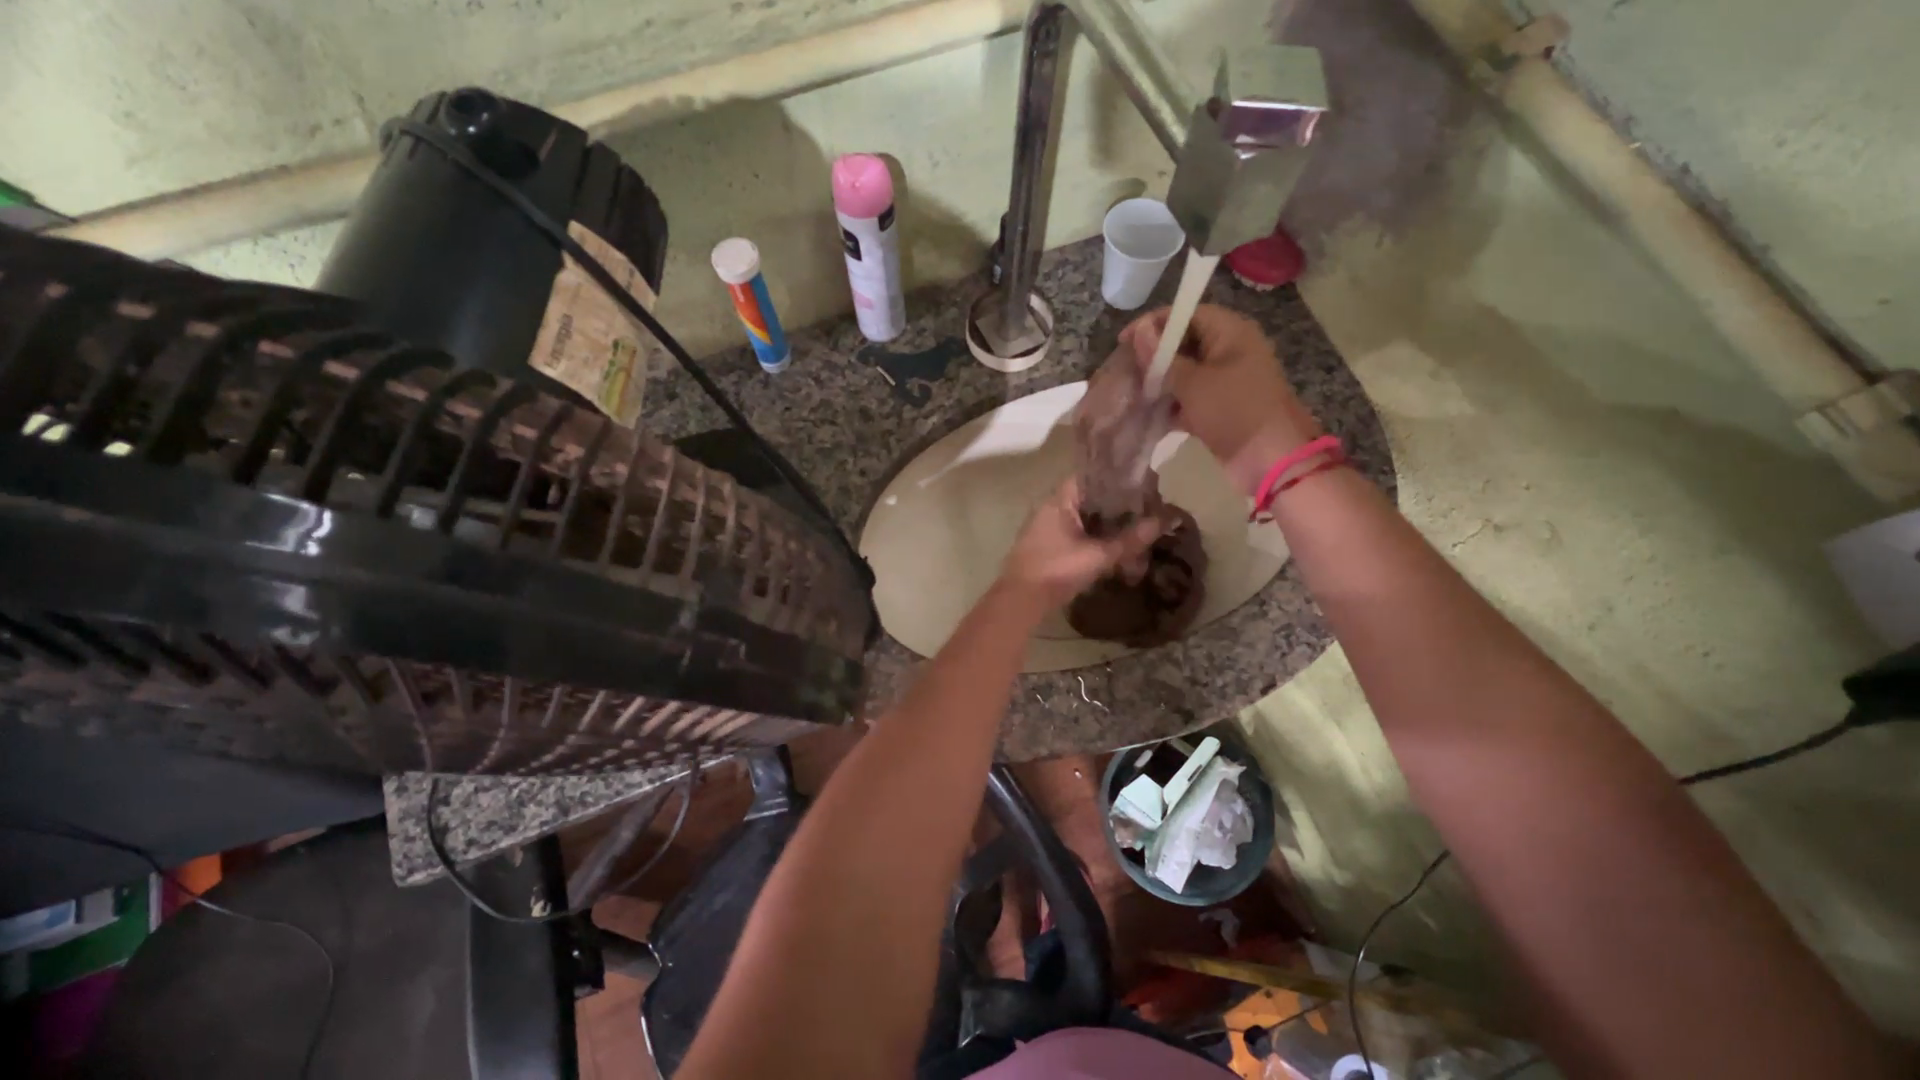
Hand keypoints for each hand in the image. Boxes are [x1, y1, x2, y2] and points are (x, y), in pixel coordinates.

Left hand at [998, 479, 1159, 610]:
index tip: (1141, 486)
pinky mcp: (1049, 548)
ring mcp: (1048, 529)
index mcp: (1059, 501)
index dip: (1117, 479)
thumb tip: (1163, 521)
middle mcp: (1052, 509)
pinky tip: (1116, 551)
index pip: (1091, 477)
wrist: (1020, 601)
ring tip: (1136, 533)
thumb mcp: (1098, 555)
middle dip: (1118, 507)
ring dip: (1108, 527)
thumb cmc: (1056, 570)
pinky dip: (1096, 541)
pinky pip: (1078, 536)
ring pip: (1085, 520)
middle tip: (1145, 513)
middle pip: (1090, 499)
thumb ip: (1130, 539)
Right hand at [1121, 304, 1322, 493]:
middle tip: (1127, 371)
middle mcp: (1230, 349)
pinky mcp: (1221, 407)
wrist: (1271, 460)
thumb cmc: (1234, 411)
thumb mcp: (1193, 383)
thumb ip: (1162, 358)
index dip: (1153, 324)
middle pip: (1184, 342)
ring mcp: (1227, 380)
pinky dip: (1172, 404)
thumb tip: (1138, 332)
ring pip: (1185, 371)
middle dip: (1155, 356)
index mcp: (1230, 332)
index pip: (1186, 313)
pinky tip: (1149, 414)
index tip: (1124, 342)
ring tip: (1133, 393)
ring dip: (1161, 382)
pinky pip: (1191, 397)